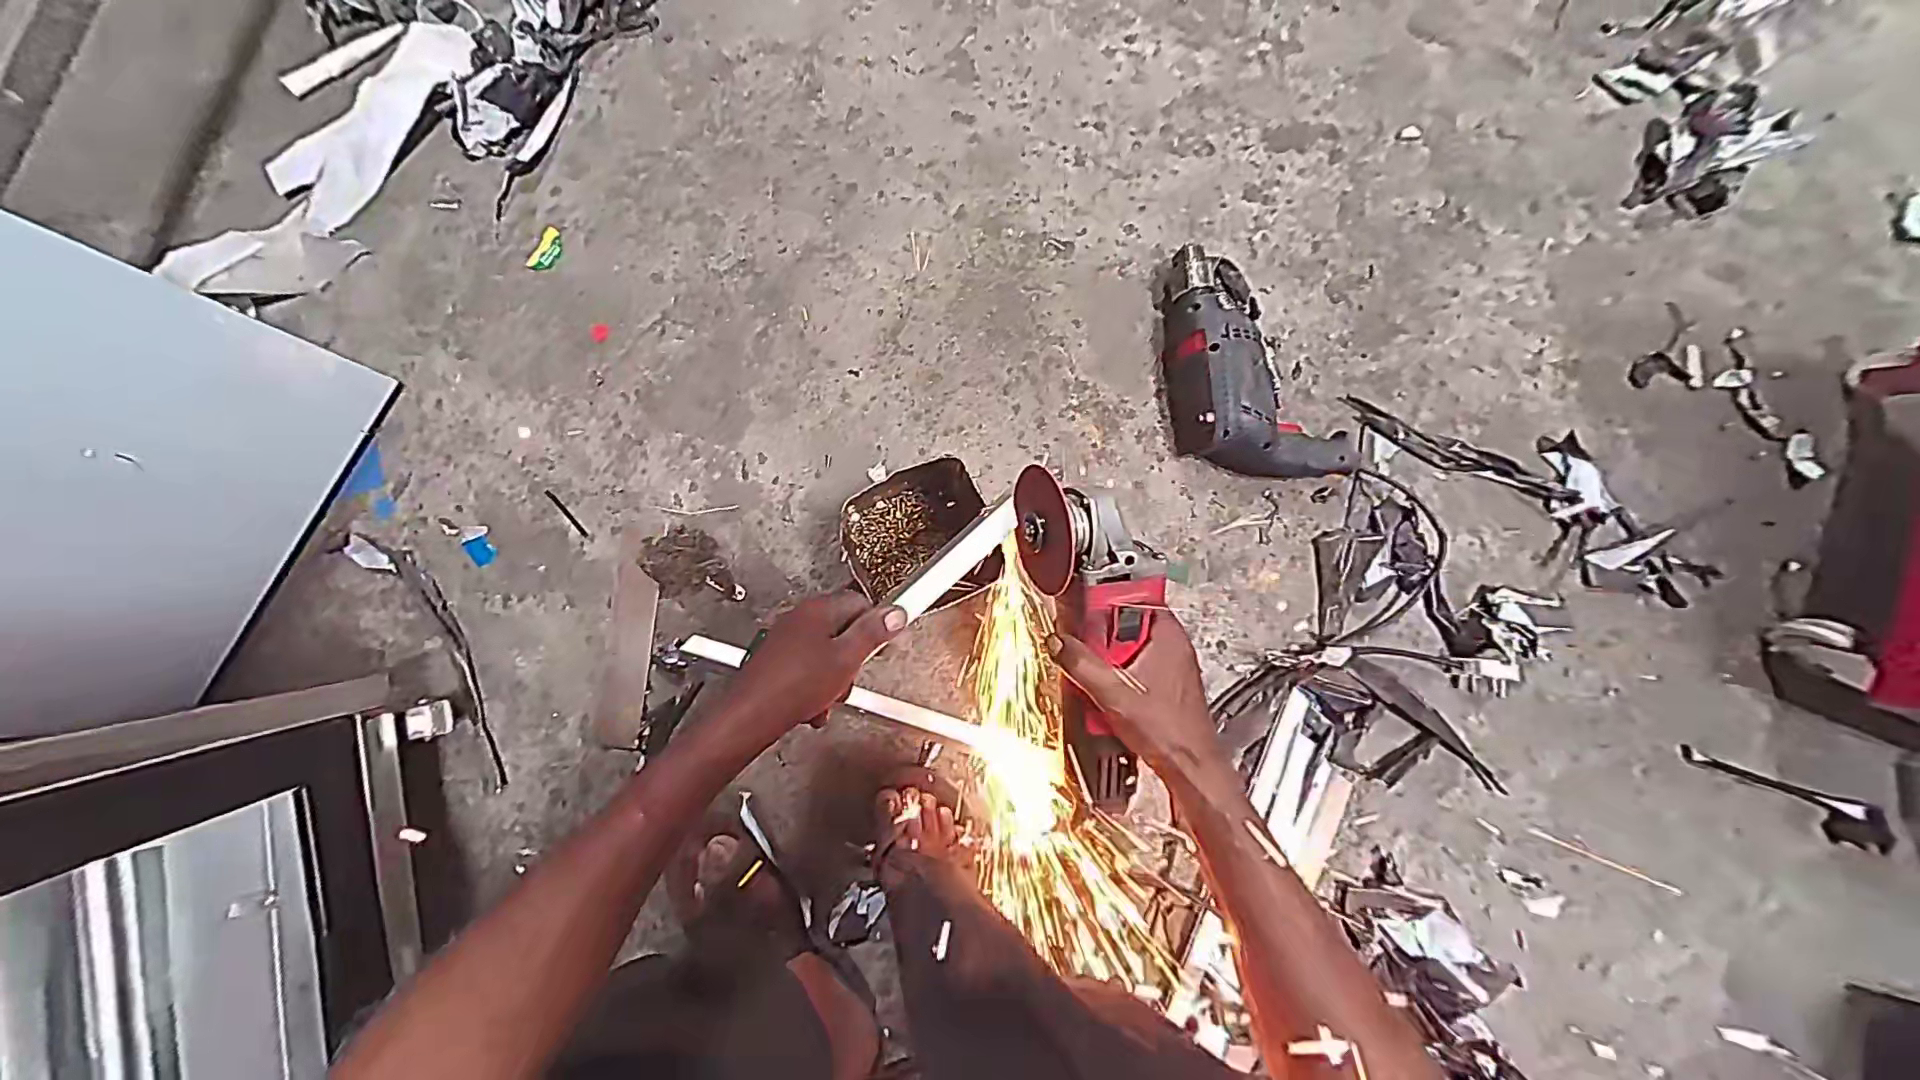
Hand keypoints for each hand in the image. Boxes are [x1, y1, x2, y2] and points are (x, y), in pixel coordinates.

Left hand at [724, 590, 905, 743]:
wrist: (751, 717)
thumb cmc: (792, 687)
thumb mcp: (847, 659)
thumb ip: (873, 633)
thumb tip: (894, 614)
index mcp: (818, 610)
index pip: (860, 602)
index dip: (877, 624)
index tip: (887, 641)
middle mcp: (800, 619)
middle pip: (843, 630)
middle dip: (853, 657)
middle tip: (852, 673)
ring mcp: (786, 640)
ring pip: (827, 653)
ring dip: (835, 676)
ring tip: (829, 695)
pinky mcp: (777, 662)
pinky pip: (808, 669)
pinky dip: (815, 687)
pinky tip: (814, 704)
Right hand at [1046, 614, 1233, 793]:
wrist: (1191, 769)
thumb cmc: (1171, 732)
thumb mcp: (1114, 694)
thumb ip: (1082, 664)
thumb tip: (1059, 643)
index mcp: (1167, 635)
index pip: (1131, 597)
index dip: (1104, 602)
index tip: (1083, 612)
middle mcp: (1172, 645)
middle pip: (1124, 624)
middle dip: (1100, 638)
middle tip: (1086, 651)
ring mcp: (1168, 664)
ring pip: (1126, 648)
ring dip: (1107, 660)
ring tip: (1099, 678)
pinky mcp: (1162, 683)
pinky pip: (1131, 667)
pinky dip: (1116, 677)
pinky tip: (1109, 696)